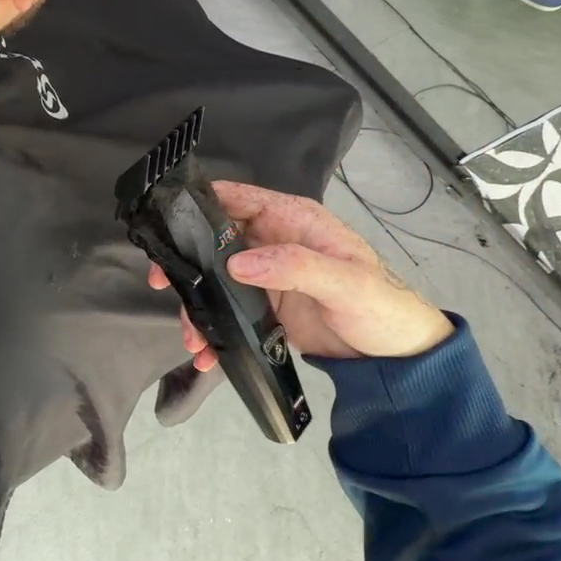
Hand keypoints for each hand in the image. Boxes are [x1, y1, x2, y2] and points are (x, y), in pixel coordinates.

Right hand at [149, 181, 453, 362]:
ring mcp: (266, 274)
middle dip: (185, 261)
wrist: (397, 361)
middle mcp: (274, 241)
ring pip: (214, 278)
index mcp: (293, 220)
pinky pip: (226, 310)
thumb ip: (295, 266)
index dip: (200, 204)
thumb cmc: (383, 309)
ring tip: (192, 335)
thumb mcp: (346, 283)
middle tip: (163, 282)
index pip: (238, 198)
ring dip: (197, 305)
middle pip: (214, 239)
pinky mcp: (262, 305)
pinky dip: (213, 329)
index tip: (167, 223)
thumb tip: (238, 263)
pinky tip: (206, 351)